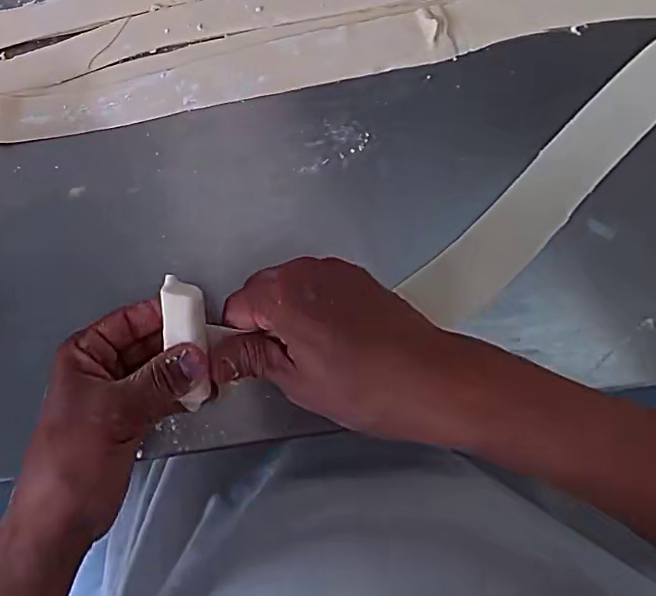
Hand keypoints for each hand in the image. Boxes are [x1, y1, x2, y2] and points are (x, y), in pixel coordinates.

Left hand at [10, 299, 208, 543]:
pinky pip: (158, 396)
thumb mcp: (116, 411)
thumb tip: (189, 358)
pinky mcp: (127, 421)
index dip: (158, 314)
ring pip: (154, 371)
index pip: (126, 320)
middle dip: (175, 345)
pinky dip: (177, 394)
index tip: (189, 311)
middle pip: (144, 344)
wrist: (58, 526)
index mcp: (83, 356)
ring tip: (205, 369)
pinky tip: (195, 394)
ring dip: (179, 371)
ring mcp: (113, 397)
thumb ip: (158, 381)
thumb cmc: (64, 468)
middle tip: (205, 344)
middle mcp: (97, 371)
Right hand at [210, 256, 487, 443]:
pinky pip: (316, 284)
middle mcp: (303, 271)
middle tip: (283, 362)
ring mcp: (331, 269)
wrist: (433, 378)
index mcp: (282, 295)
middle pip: (258, 291)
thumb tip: (222, 356)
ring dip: (288, 313)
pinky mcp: (352, 274)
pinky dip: (314, 305)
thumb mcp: (299, 382)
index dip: (237, 337)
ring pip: (287, 286)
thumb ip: (251, 359)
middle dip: (261, 323)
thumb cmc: (373, 386)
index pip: (234, 307)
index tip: (246, 359)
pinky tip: (335, 338)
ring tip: (316, 353)